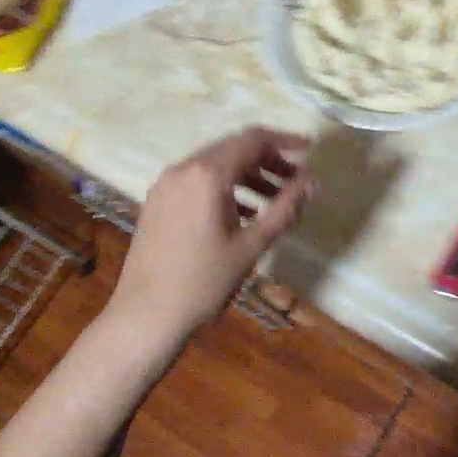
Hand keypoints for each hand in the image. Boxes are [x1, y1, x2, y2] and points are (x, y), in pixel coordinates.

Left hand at [113, 126, 314, 338]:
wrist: (145, 317)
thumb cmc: (203, 282)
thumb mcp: (251, 247)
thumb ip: (284, 209)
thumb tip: (312, 183)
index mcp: (207, 175)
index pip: (252, 140)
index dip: (284, 140)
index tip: (309, 149)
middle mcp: (182, 169)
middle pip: (232, 148)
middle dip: (267, 160)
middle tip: (296, 180)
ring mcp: (165, 185)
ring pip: (214, 165)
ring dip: (247, 175)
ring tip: (275, 199)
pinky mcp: (157, 203)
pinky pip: (197, 181)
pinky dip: (224, 187)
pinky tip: (243, 213)